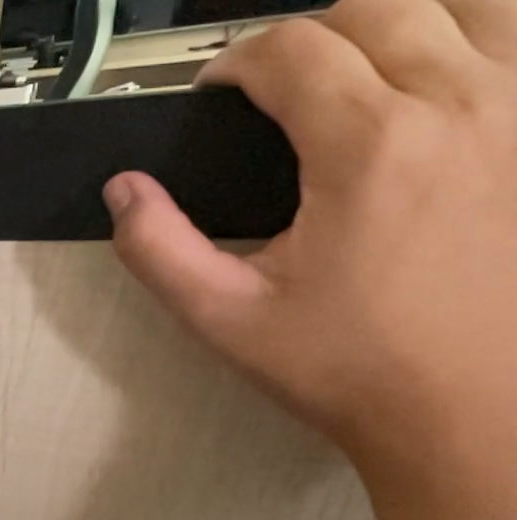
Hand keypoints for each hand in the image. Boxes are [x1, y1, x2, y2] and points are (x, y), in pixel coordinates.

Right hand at [105, 0, 516, 480]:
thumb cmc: (341, 361)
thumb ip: (157, 246)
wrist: (469, 402)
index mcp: (369, 146)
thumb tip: (122, 188)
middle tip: (273, 88)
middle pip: (380, 8)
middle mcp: (462, 103)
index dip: (235, 61)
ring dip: (400, 22)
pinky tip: (439, 79)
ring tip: (358, 70)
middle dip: (309, 37)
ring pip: (471, 3)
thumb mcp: (220, 314)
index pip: (294, 50)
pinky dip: (474, 38)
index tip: (212, 94)